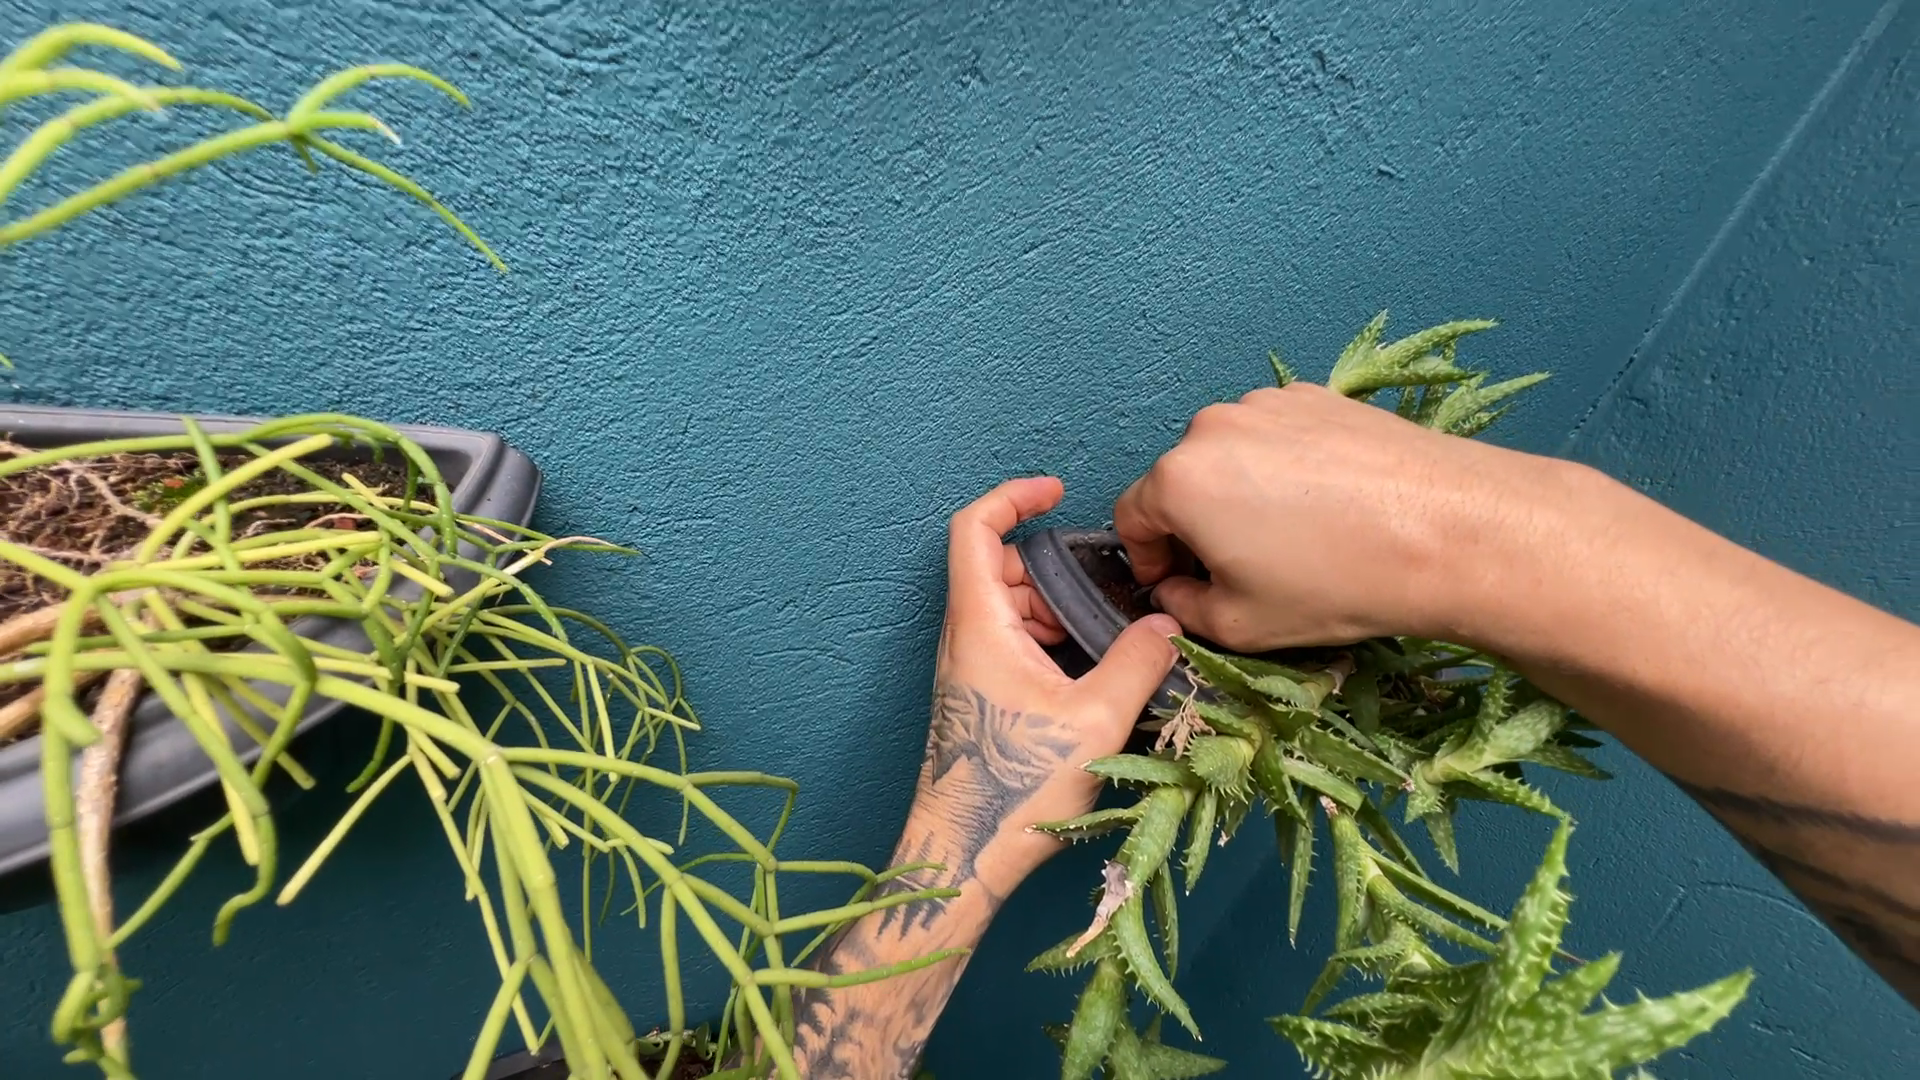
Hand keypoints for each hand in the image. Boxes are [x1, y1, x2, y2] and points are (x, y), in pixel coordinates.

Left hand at [915, 476, 1180, 891]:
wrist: (963, 849)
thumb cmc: (1016, 786)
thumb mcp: (1094, 719)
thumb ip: (1138, 662)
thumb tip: (1166, 622)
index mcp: (979, 622)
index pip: (975, 528)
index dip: (1013, 496)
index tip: (1057, 492)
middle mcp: (966, 633)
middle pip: (998, 564)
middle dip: (1050, 565)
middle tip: (1102, 589)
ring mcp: (969, 662)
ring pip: (1007, 603)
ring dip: (1051, 604)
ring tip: (1100, 633)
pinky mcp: (979, 689)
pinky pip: (1010, 637)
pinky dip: (1045, 634)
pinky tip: (1084, 667)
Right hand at [1112, 382, 1574, 650]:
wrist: (1457, 533)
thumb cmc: (1334, 583)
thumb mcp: (1237, 624)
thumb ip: (1181, 606)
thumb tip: (1174, 586)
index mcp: (1178, 479)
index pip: (1130, 517)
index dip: (1146, 557)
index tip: (1176, 581)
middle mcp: (1210, 427)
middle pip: (1177, 483)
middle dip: (1193, 526)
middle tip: (1236, 566)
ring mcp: (1265, 403)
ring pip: (1224, 457)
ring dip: (1234, 494)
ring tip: (1288, 532)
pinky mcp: (1314, 394)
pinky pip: (1271, 436)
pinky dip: (1277, 468)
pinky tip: (1323, 501)